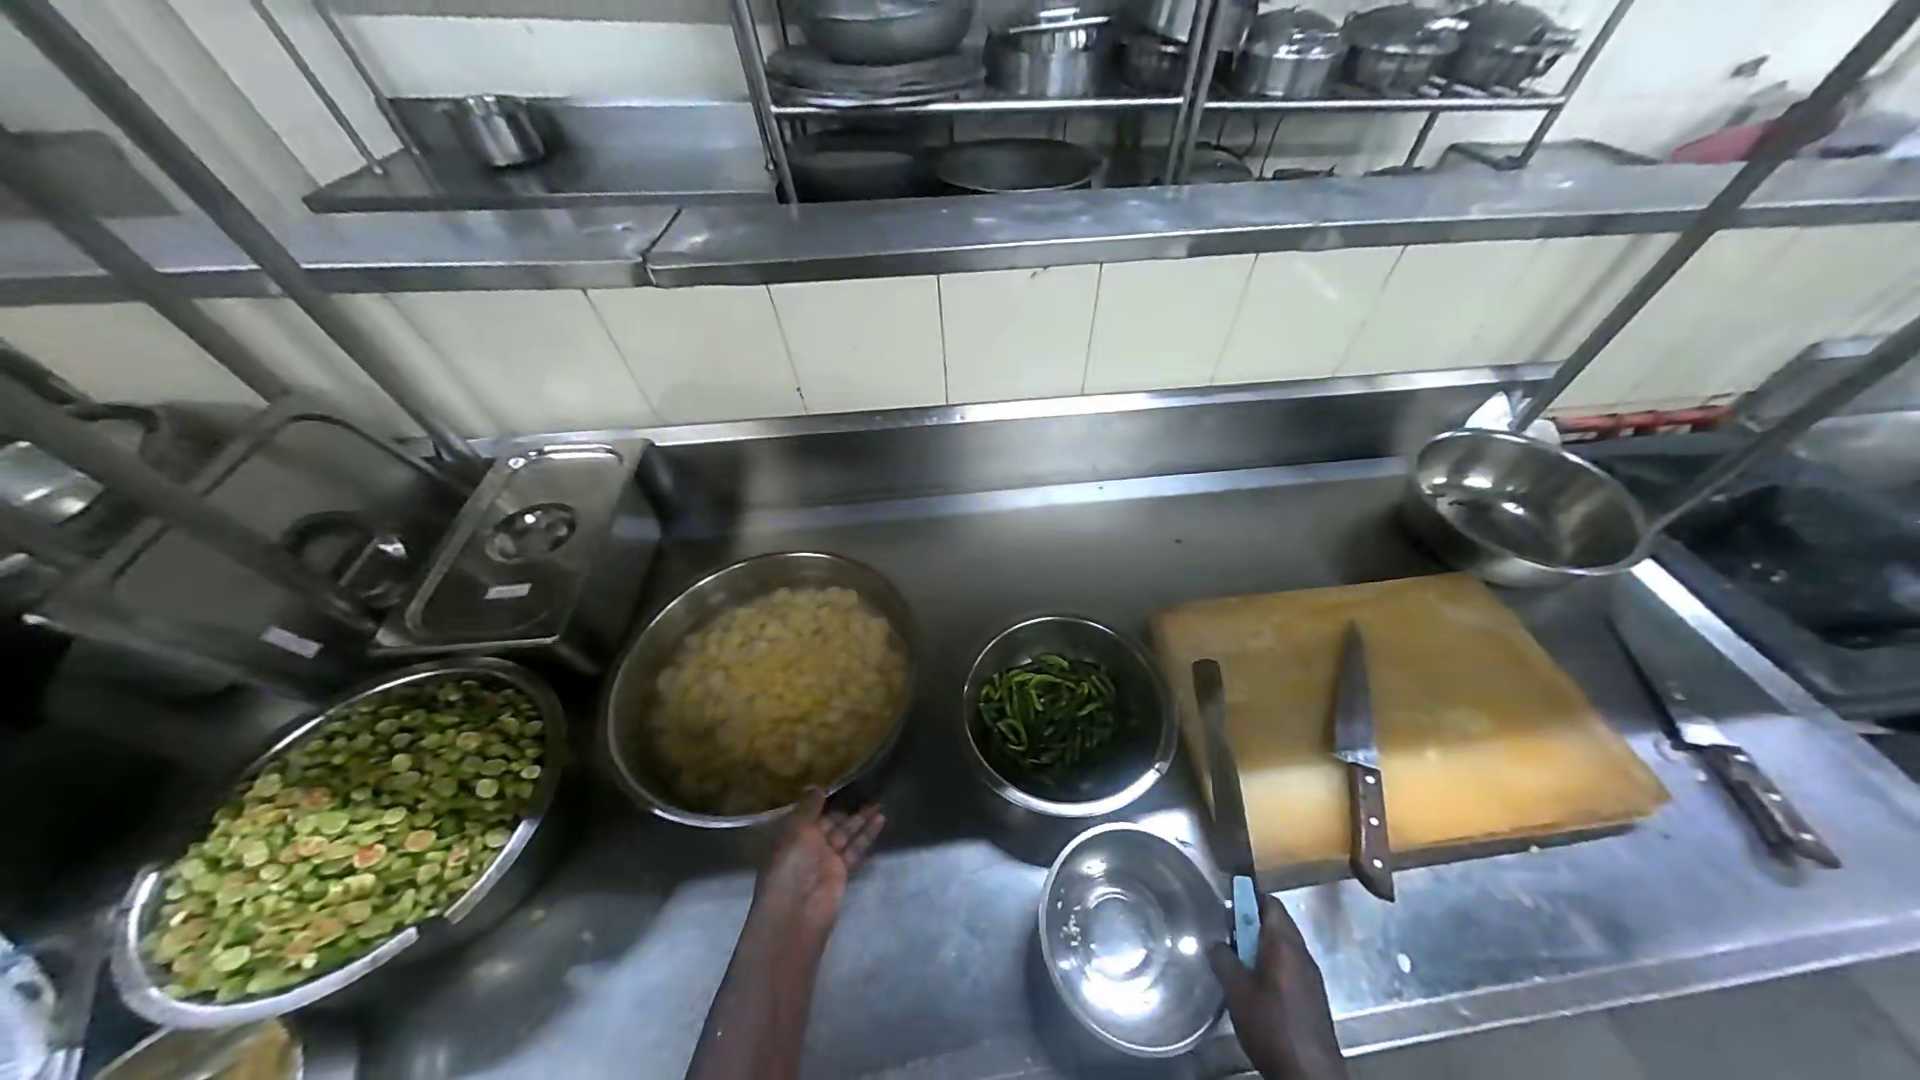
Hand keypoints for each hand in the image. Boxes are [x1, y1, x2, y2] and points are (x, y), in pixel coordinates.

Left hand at [752, 790, 884, 938]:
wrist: (797, 911)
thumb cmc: (790, 863)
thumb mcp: (796, 828)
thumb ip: (809, 807)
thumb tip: (818, 787)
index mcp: (791, 834)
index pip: (809, 813)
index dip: (824, 800)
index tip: (840, 782)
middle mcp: (807, 845)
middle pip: (830, 823)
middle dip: (846, 809)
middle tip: (866, 790)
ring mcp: (825, 859)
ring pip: (845, 834)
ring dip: (861, 820)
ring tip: (879, 803)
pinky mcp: (841, 872)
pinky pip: (855, 848)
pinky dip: (867, 835)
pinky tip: (880, 820)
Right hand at [1208, 897, 1346, 1079]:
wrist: (1310, 1075)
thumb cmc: (1272, 1025)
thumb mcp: (1237, 990)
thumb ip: (1224, 960)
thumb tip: (1217, 944)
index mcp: (1284, 943)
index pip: (1269, 902)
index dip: (1248, 898)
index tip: (1227, 907)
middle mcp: (1302, 954)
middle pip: (1276, 924)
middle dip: (1250, 926)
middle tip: (1226, 938)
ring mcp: (1311, 977)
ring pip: (1282, 948)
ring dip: (1259, 949)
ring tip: (1235, 964)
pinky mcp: (1312, 998)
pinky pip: (1289, 968)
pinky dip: (1271, 968)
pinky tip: (1255, 989)